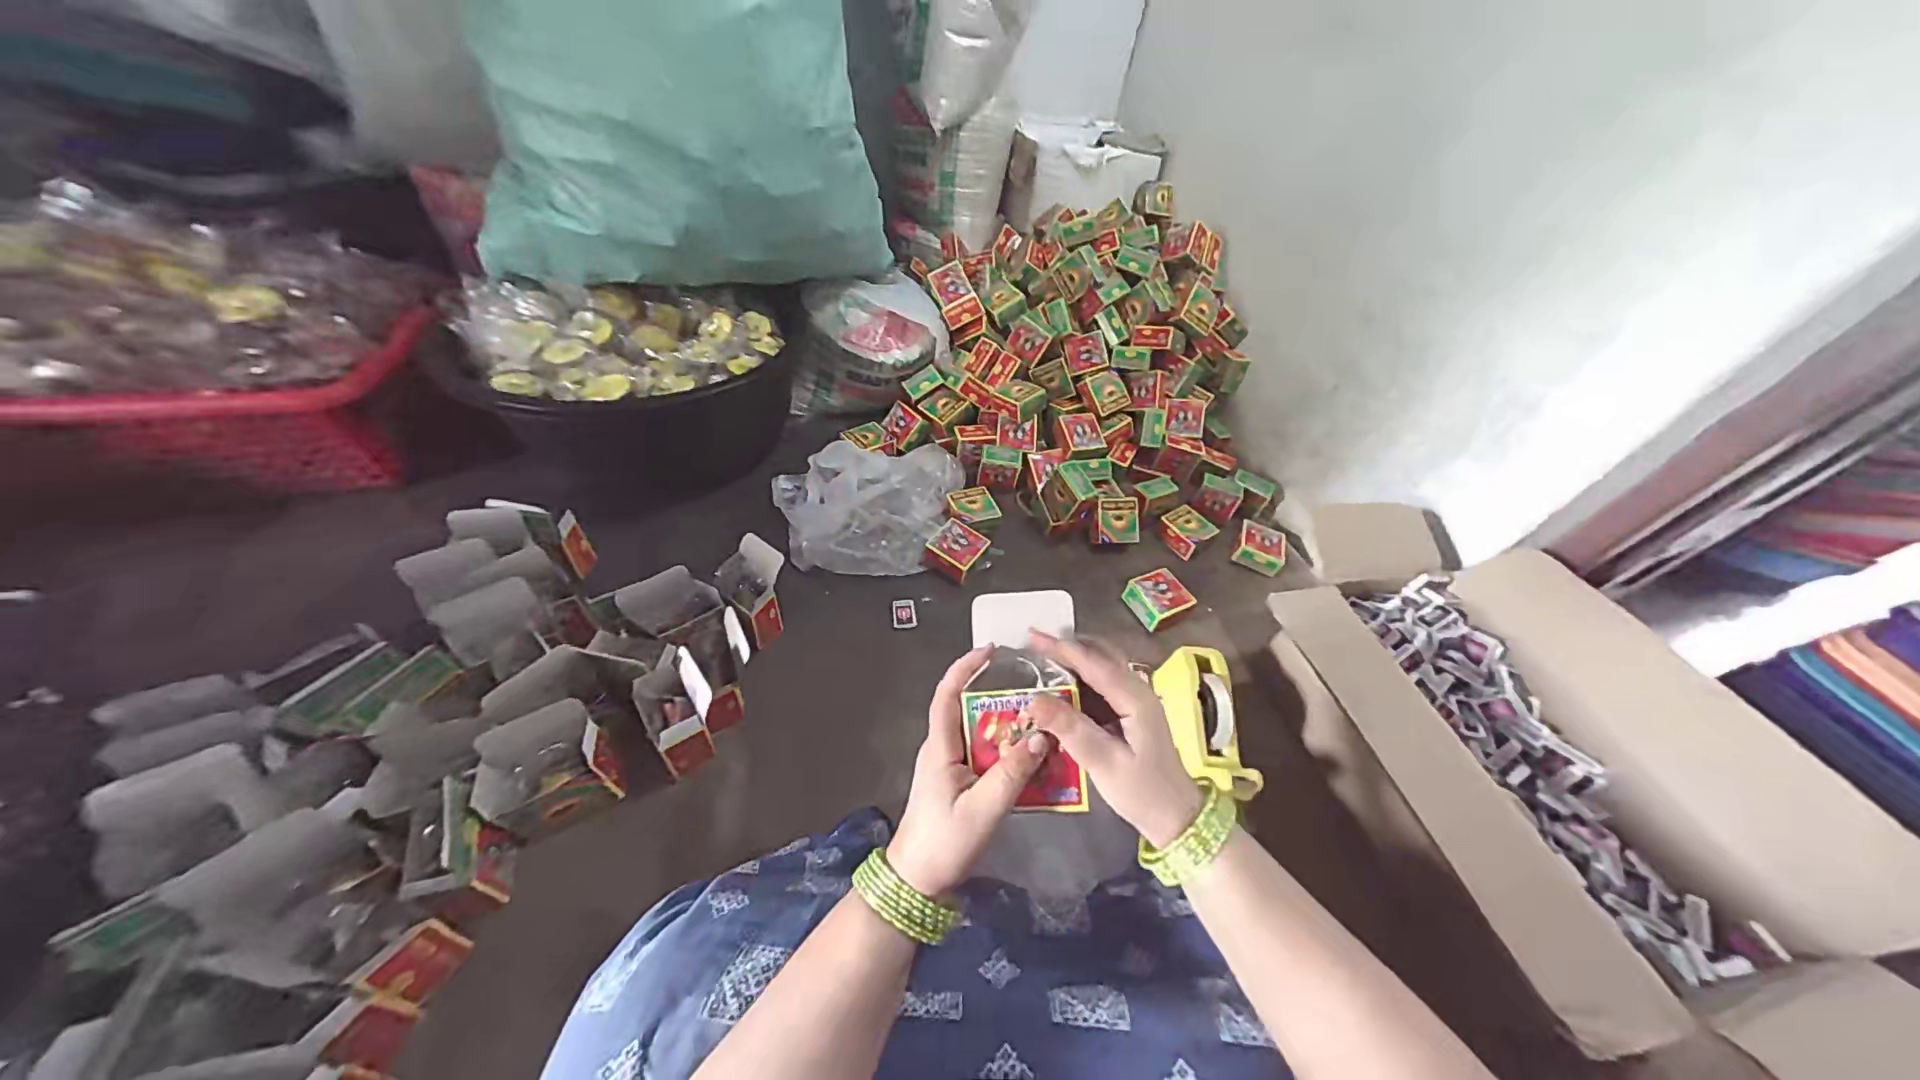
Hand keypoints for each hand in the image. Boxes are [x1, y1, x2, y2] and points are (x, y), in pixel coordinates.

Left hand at [887, 646, 1051, 895]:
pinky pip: (985, 755)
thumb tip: (1041, 737)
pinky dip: (1006, 751)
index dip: (964, 668)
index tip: (990, 650)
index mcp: (940, 747)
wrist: (918, 882)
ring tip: (1040, 721)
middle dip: (998, 697)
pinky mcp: (958, 783)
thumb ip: (1012, 774)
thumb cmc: (943, 842)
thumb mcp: (983, 809)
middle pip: (968, 710)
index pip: (946, 695)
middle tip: (1033, 691)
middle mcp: (942, 749)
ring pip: (980, 734)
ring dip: (1007, 726)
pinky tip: (1030, 758)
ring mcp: (949, 766)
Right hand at [1024, 631, 1203, 847]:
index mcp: (1136, 700)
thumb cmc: (1142, 792)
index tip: (1033, 637)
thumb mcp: (1103, 763)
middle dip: (1069, 645)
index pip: (1095, 664)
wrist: (1177, 819)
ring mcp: (1138, 700)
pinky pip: (1106, 681)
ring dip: (1076, 656)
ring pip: (1105, 665)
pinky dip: (1083, 673)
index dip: (1062, 648)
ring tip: (1044, 653)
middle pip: (1103, 655)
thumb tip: (1034, 699)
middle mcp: (1139, 691)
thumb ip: (1070, 729)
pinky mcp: (1133, 712)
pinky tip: (1064, 680)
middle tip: (1034, 641)